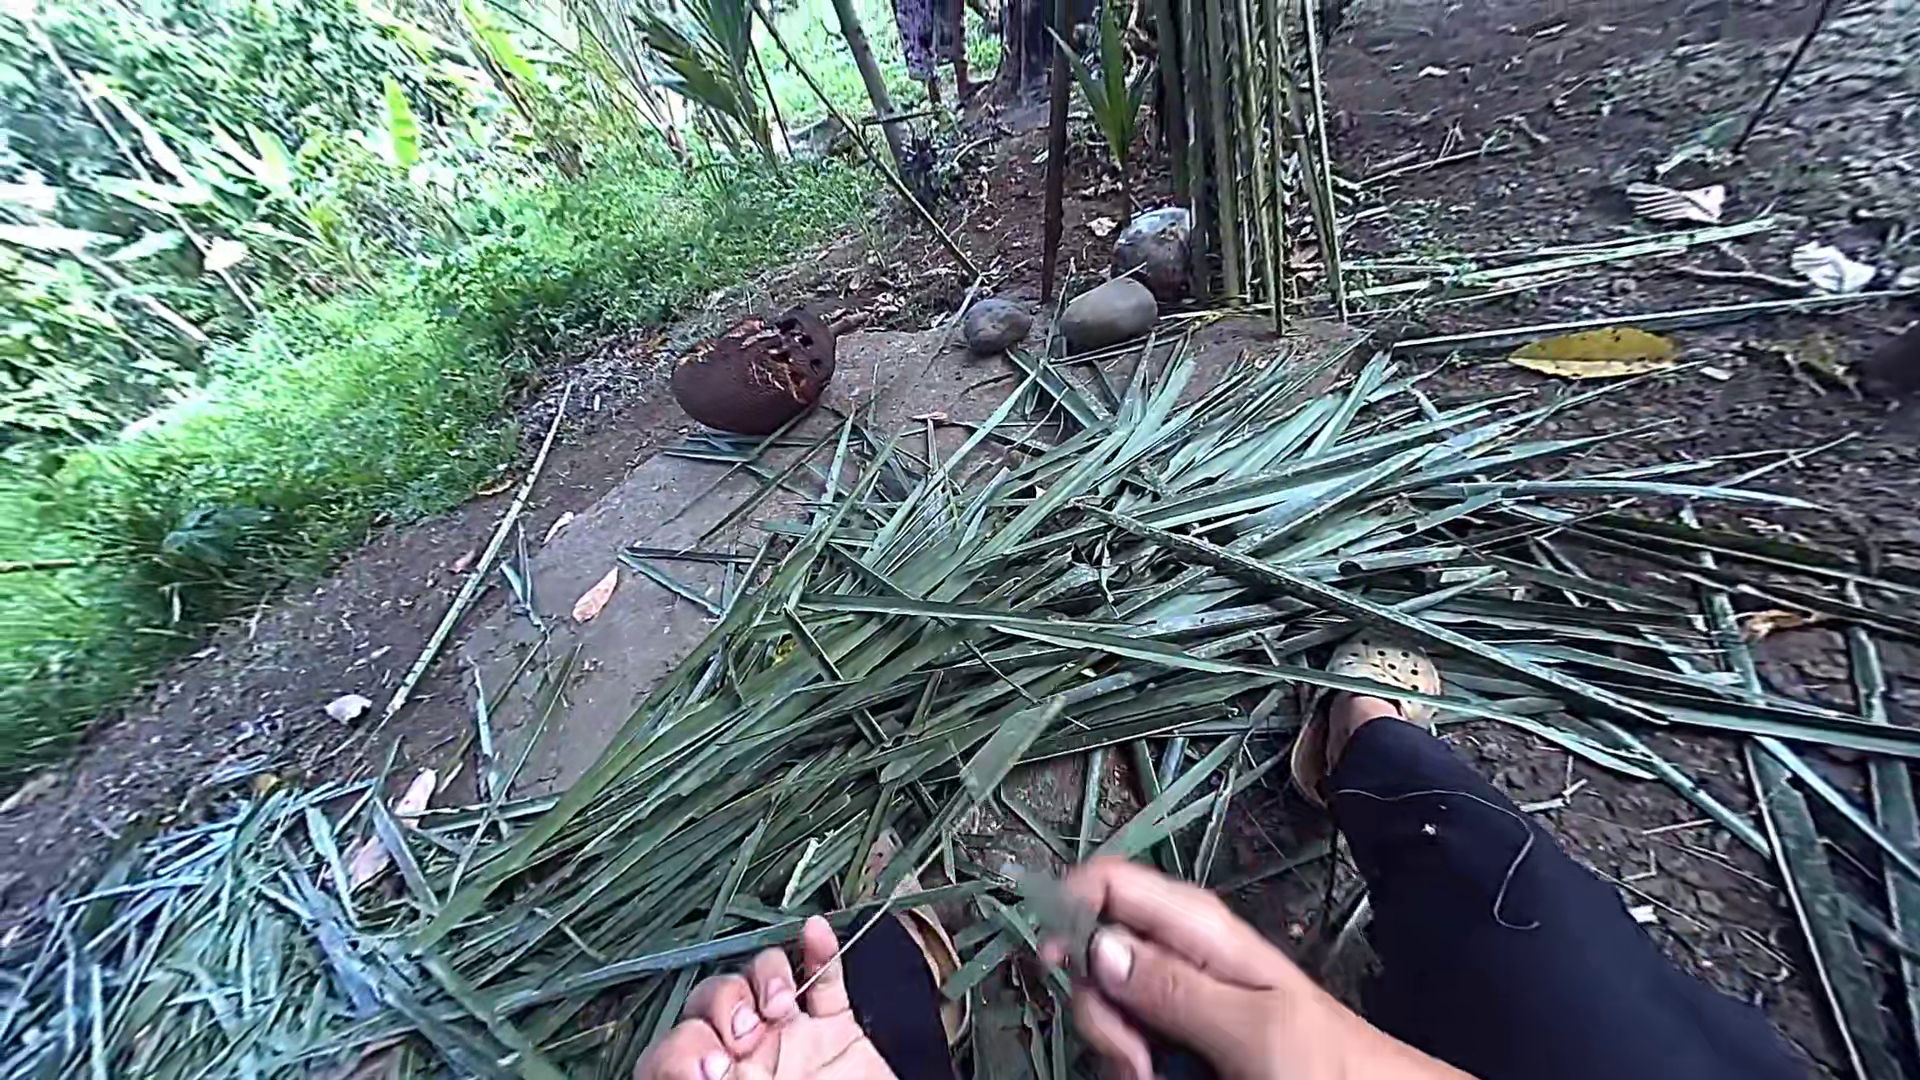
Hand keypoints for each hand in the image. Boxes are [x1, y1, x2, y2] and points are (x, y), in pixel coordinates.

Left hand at [636, 916, 898, 1079]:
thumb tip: (704, 1075)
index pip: (674, 1051)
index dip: (680, 1050)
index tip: (708, 1069)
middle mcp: (745, 1058)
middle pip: (716, 999)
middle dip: (724, 1003)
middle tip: (744, 1034)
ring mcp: (792, 1036)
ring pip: (766, 976)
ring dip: (770, 975)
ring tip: (782, 1003)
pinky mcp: (836, 1025)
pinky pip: (827, 975)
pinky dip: (822, 950)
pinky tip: (815, 932)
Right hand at [1043, 858, 1468, 1079]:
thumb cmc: (1329, 1067)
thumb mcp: (1256, 1031)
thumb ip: (1174, 986)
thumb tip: (1095, 945)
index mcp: (1191, 920)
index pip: (1107, 878)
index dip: (1070, 906)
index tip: (1058, 964)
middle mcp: (1171, 942)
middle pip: (1094, 942)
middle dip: (1096, 999)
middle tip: (1133, 1058)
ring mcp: (1171, 985)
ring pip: (1102, 991)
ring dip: (1112, 1038)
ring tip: (1149, 1076)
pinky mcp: (1173, 1023)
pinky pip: (1124, 1028)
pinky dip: (1127, 1057)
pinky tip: (1152, 1077)